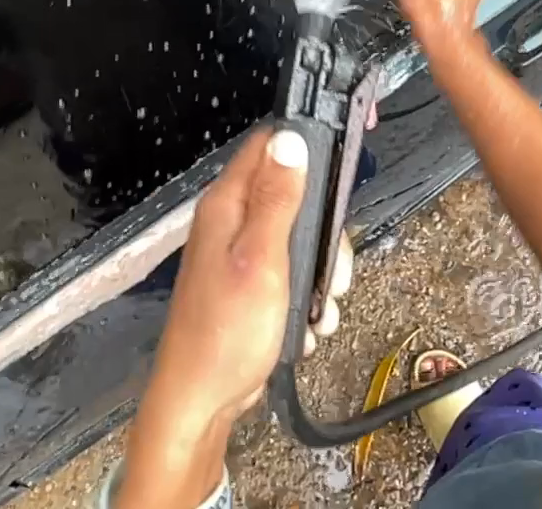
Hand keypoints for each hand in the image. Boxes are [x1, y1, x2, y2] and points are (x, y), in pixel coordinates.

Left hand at [120, 128, 352, 507]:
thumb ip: (278, 199)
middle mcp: (231, 219)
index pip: (268, 144)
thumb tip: (290, 138)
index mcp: (227, 203)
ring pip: (299, 236)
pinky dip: (306, 294)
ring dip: (320, 271)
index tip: (341, 166)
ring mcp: (240, 252)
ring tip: (323, 307)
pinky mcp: (250, 282)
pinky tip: (308, 323)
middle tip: (333, 271)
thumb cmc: (226, 332)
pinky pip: (291, 270)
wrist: (200, 403)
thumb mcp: (261, 259)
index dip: (306, 143)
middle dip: (323, 230)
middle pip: (293, 193)